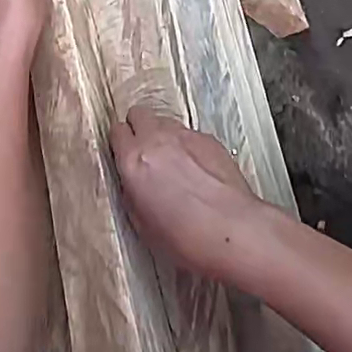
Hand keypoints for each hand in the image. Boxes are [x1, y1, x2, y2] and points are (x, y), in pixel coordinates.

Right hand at [111, 105, 268, 280]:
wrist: (235, 232)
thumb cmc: (190, 238)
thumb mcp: (142, 224)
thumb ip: (132, 194)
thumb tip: (134, 186)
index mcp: (132, 160)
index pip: (116, 131)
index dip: (120, 142)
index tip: (124, 153)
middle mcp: (155, 140)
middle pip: (138, 114)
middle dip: (139, 128)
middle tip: (145, 151)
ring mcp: (184, 136)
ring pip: (164, 120)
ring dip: (163, 135)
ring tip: (173, 160)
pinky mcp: (209, 140)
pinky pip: (191, 133)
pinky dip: (189, 146)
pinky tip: (198, 169)